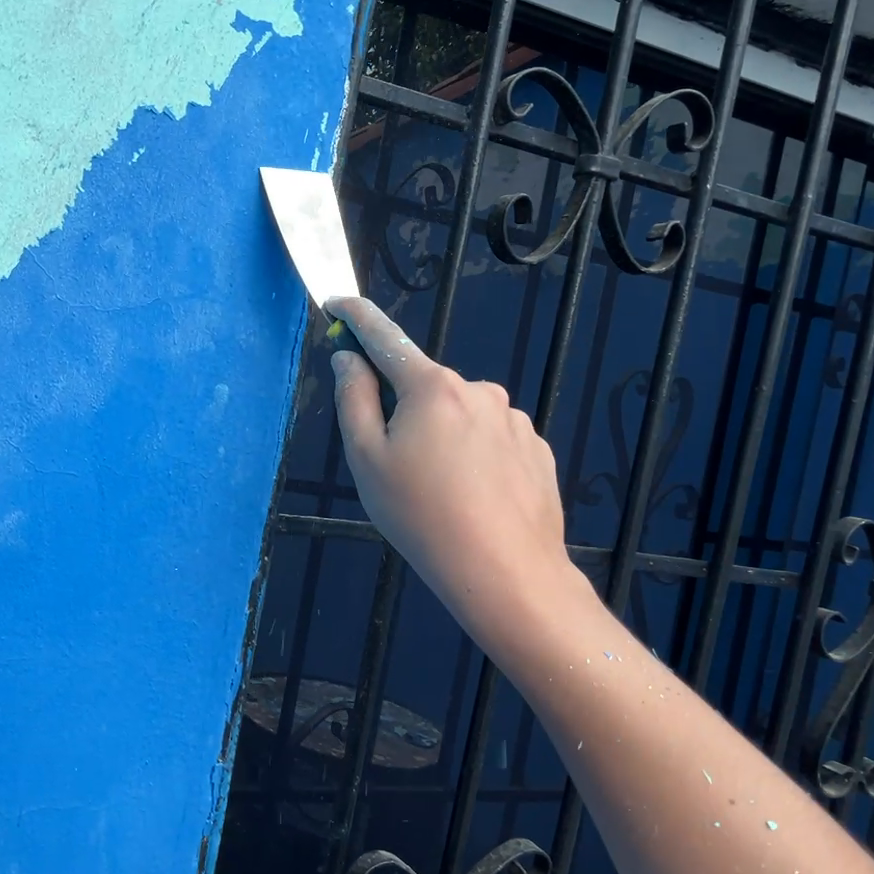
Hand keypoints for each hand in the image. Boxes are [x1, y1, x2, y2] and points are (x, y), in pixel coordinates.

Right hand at [323, 296, 589, 648]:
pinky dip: (470, 455)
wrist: (506, 571)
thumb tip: (348, 358)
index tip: (337, 302)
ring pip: (457, 415)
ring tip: (437, 491)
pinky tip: (470, 497)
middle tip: (392, 464)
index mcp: (431, 387)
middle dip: (401, 409)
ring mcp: (514, 419)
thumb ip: (353, 399)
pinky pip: (488, 439)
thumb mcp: (366, 459)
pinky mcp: (536, 448)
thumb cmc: (419, 514)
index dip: (357, 318)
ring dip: (438, 436)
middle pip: (422, 386)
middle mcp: (478, 389)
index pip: (386, 338)